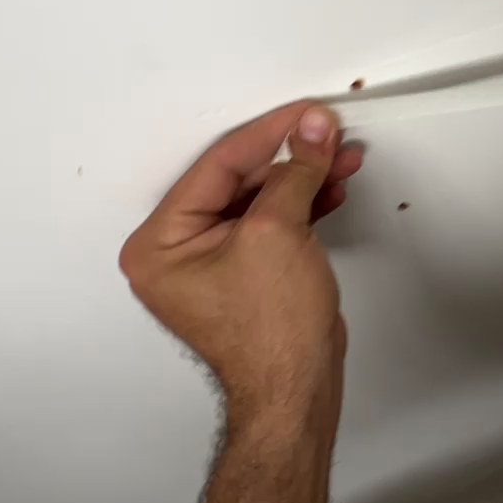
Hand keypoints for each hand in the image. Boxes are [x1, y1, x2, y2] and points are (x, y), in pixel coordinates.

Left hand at [119, 101, 363, 431]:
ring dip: (306, 174)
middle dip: (292, 154)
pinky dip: (306, 199)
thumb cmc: (269, 333)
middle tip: (327, 132)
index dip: (269, 132)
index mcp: (161, 242)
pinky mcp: (250, 266)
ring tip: (341, 157)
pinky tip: (332, 184)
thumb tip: (311, 128)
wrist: (297, 389)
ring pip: (264, 194)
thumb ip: (296, 170)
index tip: (306, 113)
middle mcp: (181, 248)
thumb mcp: (278, 232)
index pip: (219, 165)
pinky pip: (276, 216)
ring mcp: (217, 258)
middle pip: (242, 177)